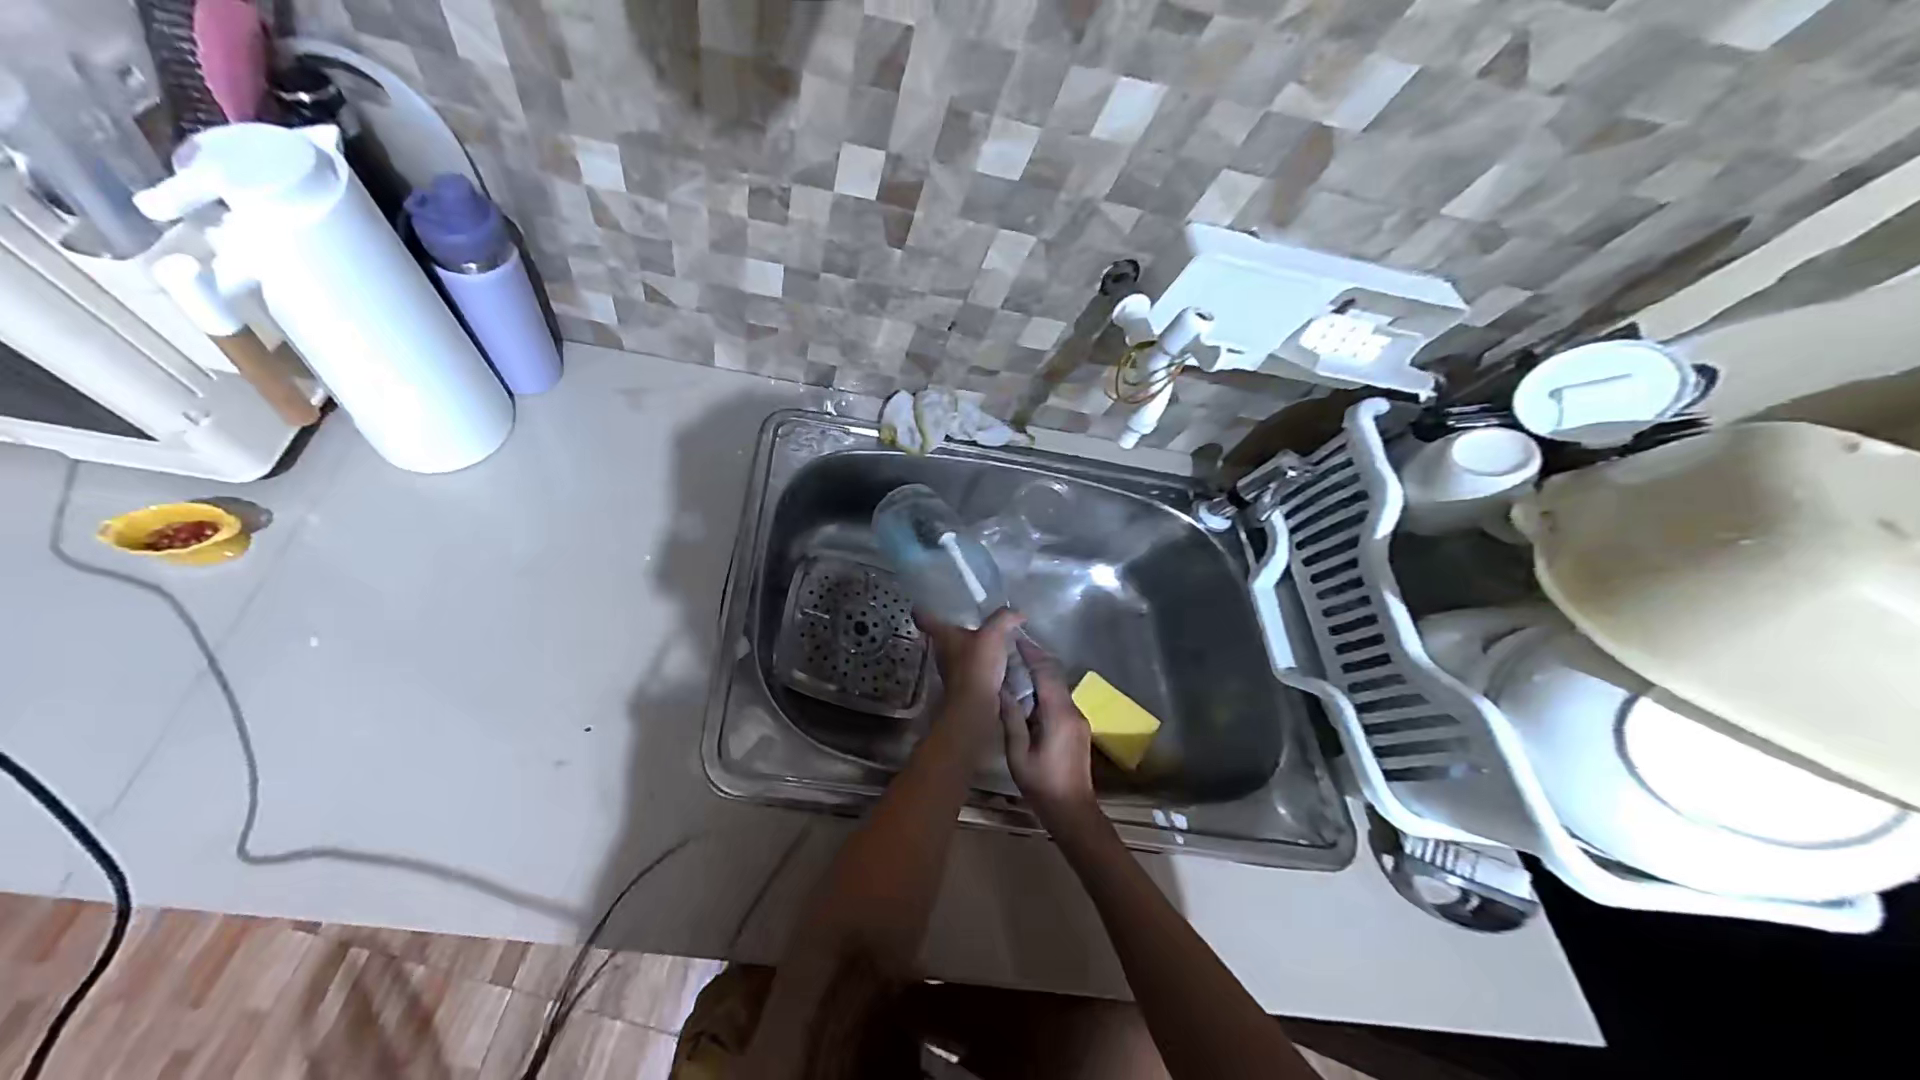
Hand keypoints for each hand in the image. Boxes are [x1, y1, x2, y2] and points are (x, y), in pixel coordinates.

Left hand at [920, 607, 1024, 709]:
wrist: (975, 705)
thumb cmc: (976, 665)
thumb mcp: (993, 635)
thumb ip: (1004, 619)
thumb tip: (1018, 613)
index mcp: (941, 634)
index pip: (922, 616)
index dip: (924, 606)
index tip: (929, 599)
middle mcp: (941, 649)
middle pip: (941, 633)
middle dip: (953, 623)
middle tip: (969, 612)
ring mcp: (950, 667)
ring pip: (956, 649)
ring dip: (968, 643)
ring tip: (986, 633)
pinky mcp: (963, 682)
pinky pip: (969, 664)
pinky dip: (978, 659)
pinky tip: (994, 656)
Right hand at [998, 636, 1096, 822]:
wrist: (1072, 810)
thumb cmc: (1042, 783)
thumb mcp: (1018, 752)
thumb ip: (1010, 718)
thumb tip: (1001, 689)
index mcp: (1058, 713)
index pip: (1046, 672)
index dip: (1031, 652)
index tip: (1015, 638)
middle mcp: (1072, 710)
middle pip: (1055, 674)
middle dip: (1035, 658)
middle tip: (1012, 648)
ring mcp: (1078, 718)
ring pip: (1058, 686)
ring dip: (1039, 674)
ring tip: (1014, 667)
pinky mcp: (1077, 727)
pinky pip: (1060, 699)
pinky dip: (1044, 690)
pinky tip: (1026, 695)